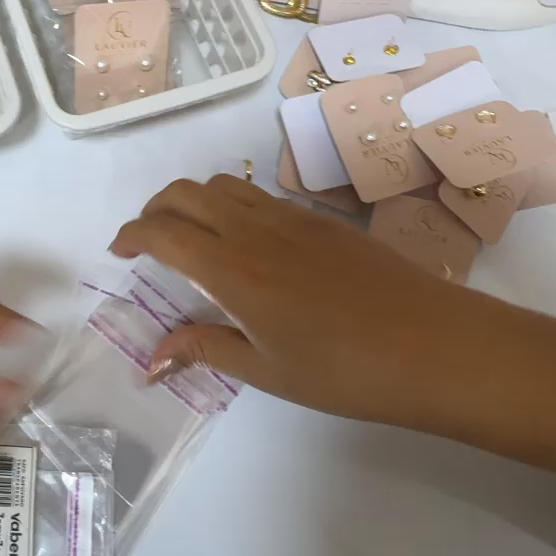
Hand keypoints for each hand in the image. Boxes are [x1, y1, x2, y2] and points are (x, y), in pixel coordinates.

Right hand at [112, 175, 491, 423]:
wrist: (437, 347)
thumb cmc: (345, 370)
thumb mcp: (266, 370)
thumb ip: (203, 349)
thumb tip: (150, 360)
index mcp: (231, 269)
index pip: (162, 233)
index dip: (131, 235)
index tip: (118, 251)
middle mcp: (252, 230)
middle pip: (184, 193)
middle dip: (153, 209)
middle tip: (146, 239)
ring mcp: (289, 218)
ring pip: (222, 185)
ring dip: (191, 200)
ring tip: (189, 234)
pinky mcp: (319, 220)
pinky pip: (257, 195)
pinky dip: (229, 203)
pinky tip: (242, 241)